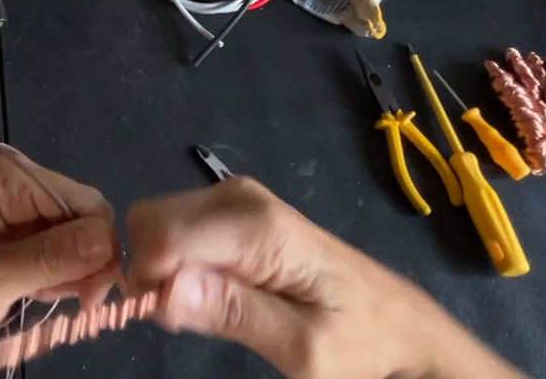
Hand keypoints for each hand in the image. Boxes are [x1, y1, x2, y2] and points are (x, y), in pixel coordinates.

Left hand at [0, 153, 117, 378]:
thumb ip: (46, 258)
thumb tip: (107, 238)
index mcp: (13, 180)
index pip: (86, 203)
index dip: (99, 247)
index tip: (91, 295)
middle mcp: (21, 184)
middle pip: (85, 216)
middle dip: (90, 260)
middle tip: (73, 304)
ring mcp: (19, 209)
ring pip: (77, 235)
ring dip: (75, 271)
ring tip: (46, 300)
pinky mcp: (18, 234)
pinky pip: (60, 249)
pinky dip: (60, 275)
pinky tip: (40, 294)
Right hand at [126, 178, 521, 378]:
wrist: (397, 319)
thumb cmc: (357, 341)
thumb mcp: (303, 350)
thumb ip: (233, 314)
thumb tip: (163, 290)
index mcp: (257, 226)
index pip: (163, 232)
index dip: (148, 278)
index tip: (168, 319)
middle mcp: (237, 195)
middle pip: (152, 218)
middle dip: (150, 269)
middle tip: (187, 318)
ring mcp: (233, 195)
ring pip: (158, 219)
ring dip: (162, 266)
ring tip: (206, 308)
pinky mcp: (231, 204)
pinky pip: (177, 223)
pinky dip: (175, 257)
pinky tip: (210, 288)